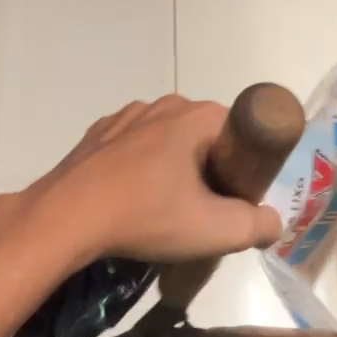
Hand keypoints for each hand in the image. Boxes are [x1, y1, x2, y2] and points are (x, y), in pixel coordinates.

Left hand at [5, 95, 282, 265]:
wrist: (65, 219)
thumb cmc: (147, 216)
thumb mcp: (216, 231)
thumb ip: (258, 225)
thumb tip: (272, 222)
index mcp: (196, 116)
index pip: (240, 133)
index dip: (244, 167)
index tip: (234, 200)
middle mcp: (164, 105)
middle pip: (204, 137)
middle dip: (209, 170)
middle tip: (202, 212)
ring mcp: (125, 117)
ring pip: (166, 141)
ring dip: (172, 169)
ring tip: (162, 209)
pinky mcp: (96, 135)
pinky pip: (132, 149)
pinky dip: (138, 170)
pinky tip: (130, 200)